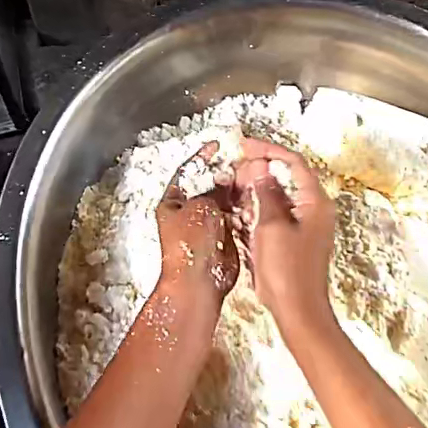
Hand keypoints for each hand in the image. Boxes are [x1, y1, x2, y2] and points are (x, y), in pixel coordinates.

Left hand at [155, 143, 240, 309]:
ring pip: (223, 200)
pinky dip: (243, 208)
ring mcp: (206, 224)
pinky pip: (234, 216)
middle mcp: (188, 211)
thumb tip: (225, 177)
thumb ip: (213, 190)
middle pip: (208, 185)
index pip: (188, 171)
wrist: (199, 281)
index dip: (202, 157)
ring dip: (236, 191)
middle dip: (224, 174)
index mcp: (173, 201)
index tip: (217, 146)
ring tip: (252, 177)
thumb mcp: (200, 207)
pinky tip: (254, 197)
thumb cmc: (191, 242)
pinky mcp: (222, 236)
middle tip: (243, 162)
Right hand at [233, 138, 336, 335]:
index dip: (268, 149)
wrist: (298, 313)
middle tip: (234, 169)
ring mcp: (305, 223)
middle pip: (286, 175)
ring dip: (256, 186)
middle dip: (259, 168)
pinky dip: (258, 204)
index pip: (293, 162)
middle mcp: (314, 208)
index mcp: (315, 201)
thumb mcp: (271, 226)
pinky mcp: (295, 236)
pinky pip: (276, 211)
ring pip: (279, 193)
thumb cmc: (287, 271)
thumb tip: (260, 167)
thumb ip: (265, 192)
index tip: (243, 146)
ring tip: (233, 185)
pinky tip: (240, 207)